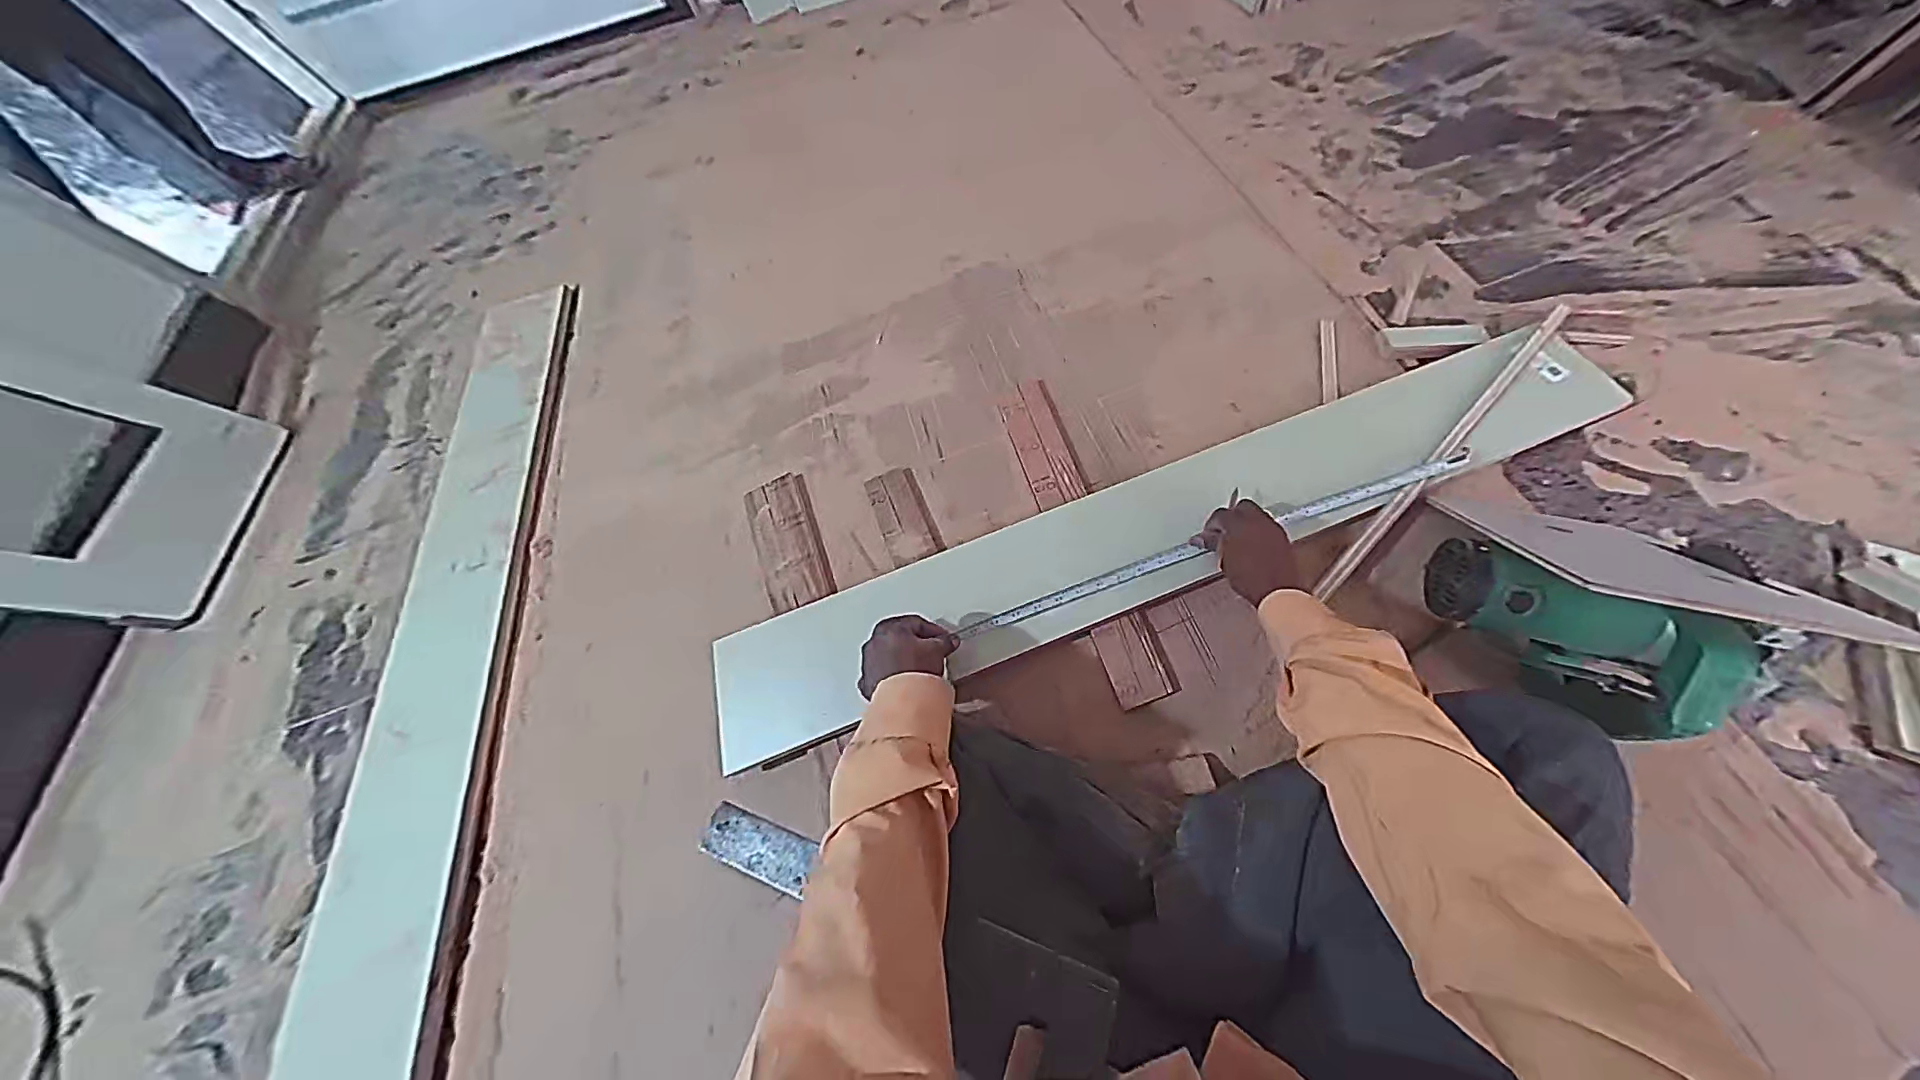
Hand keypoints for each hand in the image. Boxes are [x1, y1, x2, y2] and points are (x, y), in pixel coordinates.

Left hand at [859, 615, 957, 698]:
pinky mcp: (868, 681)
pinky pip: (883, 673)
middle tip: (931, 650)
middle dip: (916, 643)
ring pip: (889, 655)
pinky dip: (894, 675)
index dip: (934, 630)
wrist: (902, 701)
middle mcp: (874, 642)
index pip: (915, 623)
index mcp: (889, 628)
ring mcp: (869, 662)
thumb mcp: (937, 651)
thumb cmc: (912, 672)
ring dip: (903, 659)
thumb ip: (944, 642)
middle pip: (899, 637)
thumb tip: (947, 641)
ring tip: (920, 668)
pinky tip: (907, 681)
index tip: (943, 638)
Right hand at [1194, 499, 1302, 604]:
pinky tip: (1252, 544)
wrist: (1277, 591)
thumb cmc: (1252, 579)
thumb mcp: (1224, 561)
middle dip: (1230, 516)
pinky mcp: (1282, 536)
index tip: (1208, 534)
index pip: (1220, 515)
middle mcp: (1257, 521)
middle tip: (1222, 531)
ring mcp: (1272, 527)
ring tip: (1237, 539)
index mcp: (1239, 523)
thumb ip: (1214, 544)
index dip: (1211, 525)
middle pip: (1241, 507)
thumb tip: (1205, 539)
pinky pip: (1267, 525)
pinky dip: (1258, 530)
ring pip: (1256, 514)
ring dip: (1245, 522)